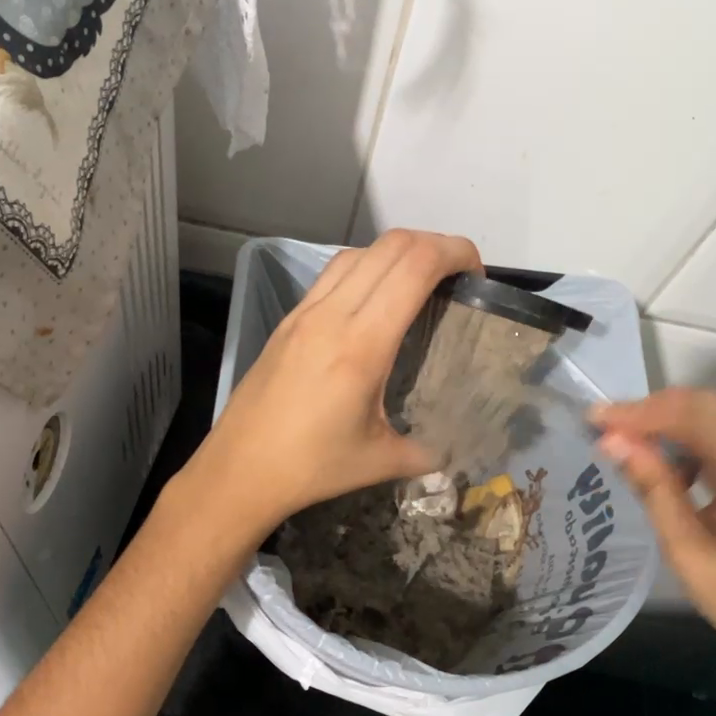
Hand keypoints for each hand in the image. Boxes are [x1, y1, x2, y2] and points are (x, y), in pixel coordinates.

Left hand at [175, 230, 483, 534]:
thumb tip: (450, 452)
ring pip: (357, 253)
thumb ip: (425, 451)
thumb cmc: (310, 467)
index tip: (476, 273)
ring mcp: (304, 314)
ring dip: (396, 253)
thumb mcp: (379, 461)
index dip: (456, 251)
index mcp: (362, 344)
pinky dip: (364, 271)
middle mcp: (332, 315)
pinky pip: (331, 275)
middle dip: (434, 245)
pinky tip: (373, 305)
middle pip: (391, 245)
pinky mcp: (286, 322)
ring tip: (417, 285)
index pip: (416, 265)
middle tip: (455, 276)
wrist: (239, 470)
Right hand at [594, 389, 715, 678]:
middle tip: (607, 434)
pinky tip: (681, 473)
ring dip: (677, 424)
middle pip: (708, 405)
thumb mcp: (690, 551)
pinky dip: (701, 440)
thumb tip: (612, 443)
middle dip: (653, 412)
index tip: (592, 420)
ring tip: (638, 453)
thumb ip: (654, 490)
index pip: (690, 413)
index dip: (638, 411)